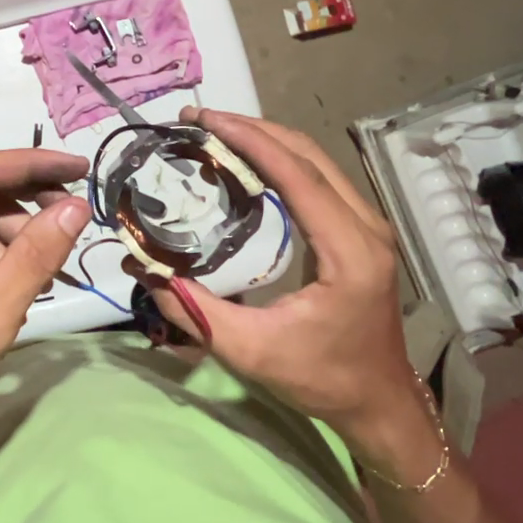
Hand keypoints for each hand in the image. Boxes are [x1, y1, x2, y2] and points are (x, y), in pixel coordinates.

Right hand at [135, 109, 432, 470]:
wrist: (378, 402)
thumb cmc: (320, 378)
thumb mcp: (249, 350)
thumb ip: (194, 312)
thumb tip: (144, 272)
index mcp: (348, 251)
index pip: (297, 174)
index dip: (249, 140)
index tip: (204, 120)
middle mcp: (366, 227)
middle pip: (308, 154)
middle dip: (252, 129)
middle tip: (198, 121)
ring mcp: (368, 226)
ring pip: (316, 160)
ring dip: (266, 139)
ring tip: (214, 132)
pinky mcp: (360, 231)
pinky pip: (318, 177)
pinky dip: (279, 158)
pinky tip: (245, 162)